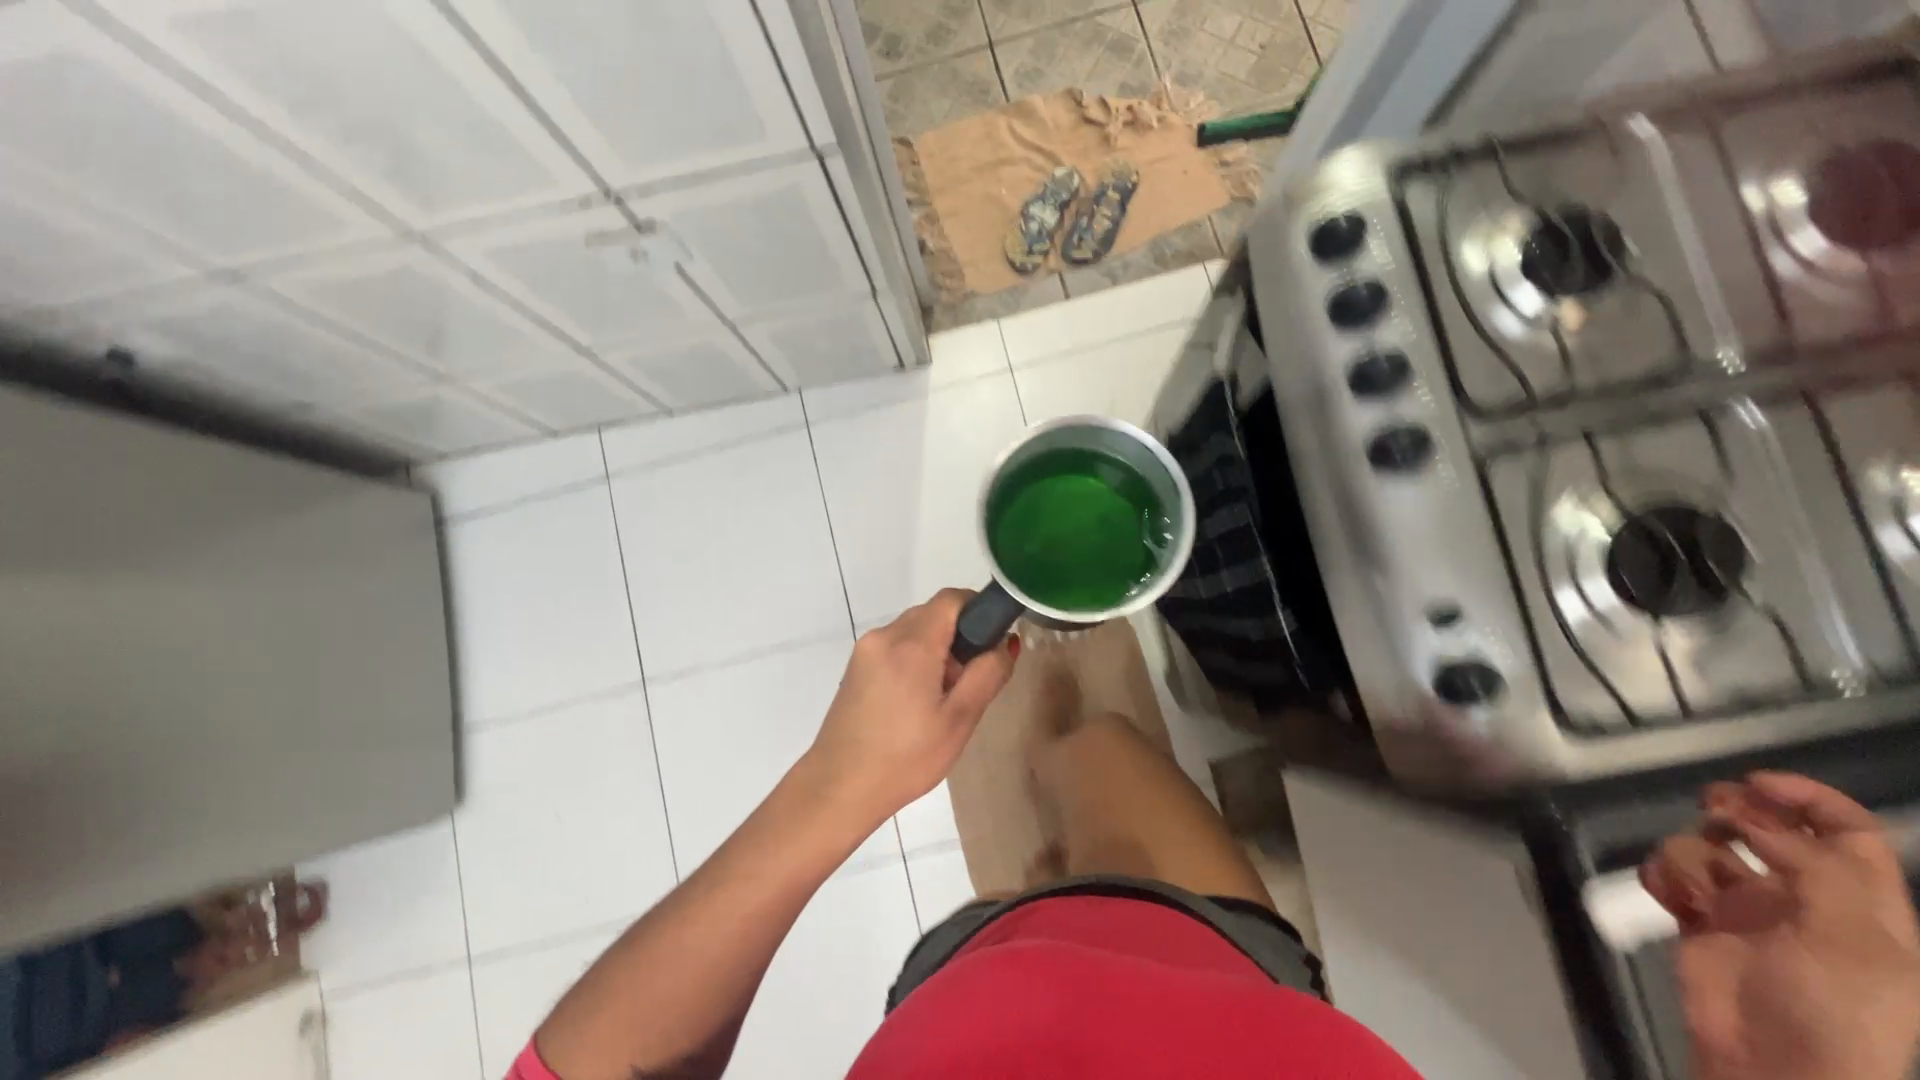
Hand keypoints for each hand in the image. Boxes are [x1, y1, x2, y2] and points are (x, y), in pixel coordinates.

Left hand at [804, 589, 1018, 823]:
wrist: (839, 787)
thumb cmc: (907, 758)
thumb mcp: (960, 720)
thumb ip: (987, 674)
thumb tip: (1004, 643)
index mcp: (911, 643)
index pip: (952, 598)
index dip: (979, 611)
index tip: (992, 645)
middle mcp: (884, 635)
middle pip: (932, 614)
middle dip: (958, 637)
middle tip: (968, 684)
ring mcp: (865, 651)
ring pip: (913, 632)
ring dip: (936, 651)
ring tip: (941, 701)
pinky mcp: (855, 668)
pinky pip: (895, 648)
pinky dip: (914, 661)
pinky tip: (915, 704)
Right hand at [1640, 772, 1919, 1079]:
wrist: (1774, 1069)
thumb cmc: (1833, 1007)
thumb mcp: (1852, 938)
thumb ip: (1813, 867)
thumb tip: (1754, 816)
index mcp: (1860, 900)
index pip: (1846, 830)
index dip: (1807, 798)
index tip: (1756, 782)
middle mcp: (1803, 896)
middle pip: (1768, 828)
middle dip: (1736, 811)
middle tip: (1712, 808)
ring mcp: (1747, 909)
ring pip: (1708, 847)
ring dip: (1693, 857)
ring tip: (1693, 888)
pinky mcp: (1698, 922)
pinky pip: (1670, 878)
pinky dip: (1662, 879)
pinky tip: (1667, 896)